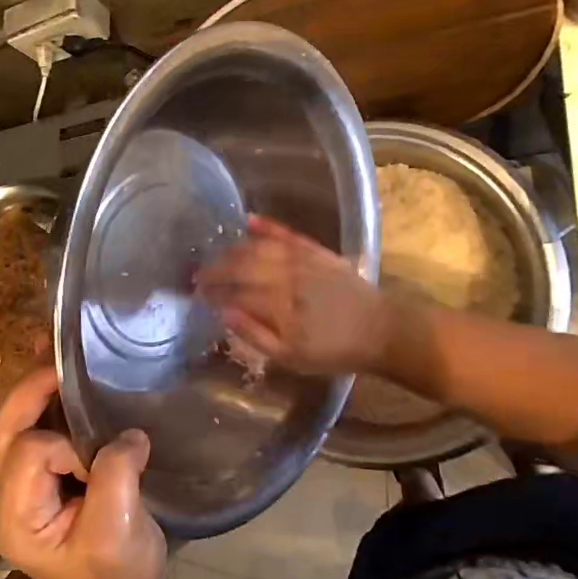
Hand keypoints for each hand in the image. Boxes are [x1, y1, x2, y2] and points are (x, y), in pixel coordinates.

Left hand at [0, 367, 167, 578]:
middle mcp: (10, 497)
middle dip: (30, 393)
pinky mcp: (51, 479)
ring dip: (38, 392)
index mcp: (16, 516)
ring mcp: (28, 487)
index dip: (67, 444)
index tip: (103, 460)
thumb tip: (128, 434)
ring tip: (60, 356)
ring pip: (18, 427)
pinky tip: (71, 382)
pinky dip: (54, 403)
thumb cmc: (117, 573)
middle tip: (63, 360)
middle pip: (5, 431)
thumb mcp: (116, 531)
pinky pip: (42, 432)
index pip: (28, 453)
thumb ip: (115, 476)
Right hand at [197, 214, 393, 375]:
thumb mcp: (291, 357)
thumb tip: (223, 313)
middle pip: (242, 265)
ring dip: (234, 250)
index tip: (196, 295)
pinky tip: (248, 221)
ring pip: (260, 247)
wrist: (380, 330)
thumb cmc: (334, 351)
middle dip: (216, 269)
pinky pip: (288, 234)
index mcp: (278, 304)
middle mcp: (287, 276)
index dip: (212, 292)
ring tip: (217, 257)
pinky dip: (267, 226)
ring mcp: (303, 260)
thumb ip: (254, 335)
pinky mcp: (318, 252)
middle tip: (200, 276)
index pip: (233, 292)